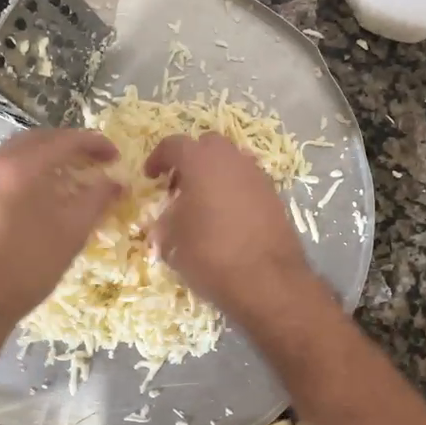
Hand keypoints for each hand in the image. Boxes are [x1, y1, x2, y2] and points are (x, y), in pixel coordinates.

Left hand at [0, 129, 120, 329]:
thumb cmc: (24, 267)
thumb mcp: (71, 233)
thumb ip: (97, 199)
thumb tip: (117, 182)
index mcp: (20, 166)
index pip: (65, 141)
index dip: (95, 144)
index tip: (116, 155)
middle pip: (38, 140)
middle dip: (69, 146)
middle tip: (93, 161)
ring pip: (15, 153)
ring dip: (45, 158)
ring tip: (67, 177)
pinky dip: (24, 172)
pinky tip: (35, 195)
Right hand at [143, 133, 328, 324]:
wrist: (267, 280)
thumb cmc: (210, 254)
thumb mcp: (172, 241)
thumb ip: (166, 220)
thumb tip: (170, 216)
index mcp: (201, 161)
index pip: (174, 144)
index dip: (158, 158)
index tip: (151, 177)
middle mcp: (232, 159)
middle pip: (207, 146)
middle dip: (191, 160)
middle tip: (179, 187)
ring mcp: (257, 175)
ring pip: (231, 161)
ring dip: (215, 174)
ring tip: (204, 202)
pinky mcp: (274, 194)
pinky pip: (248, 181)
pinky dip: (234, 189)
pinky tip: (227, 216)